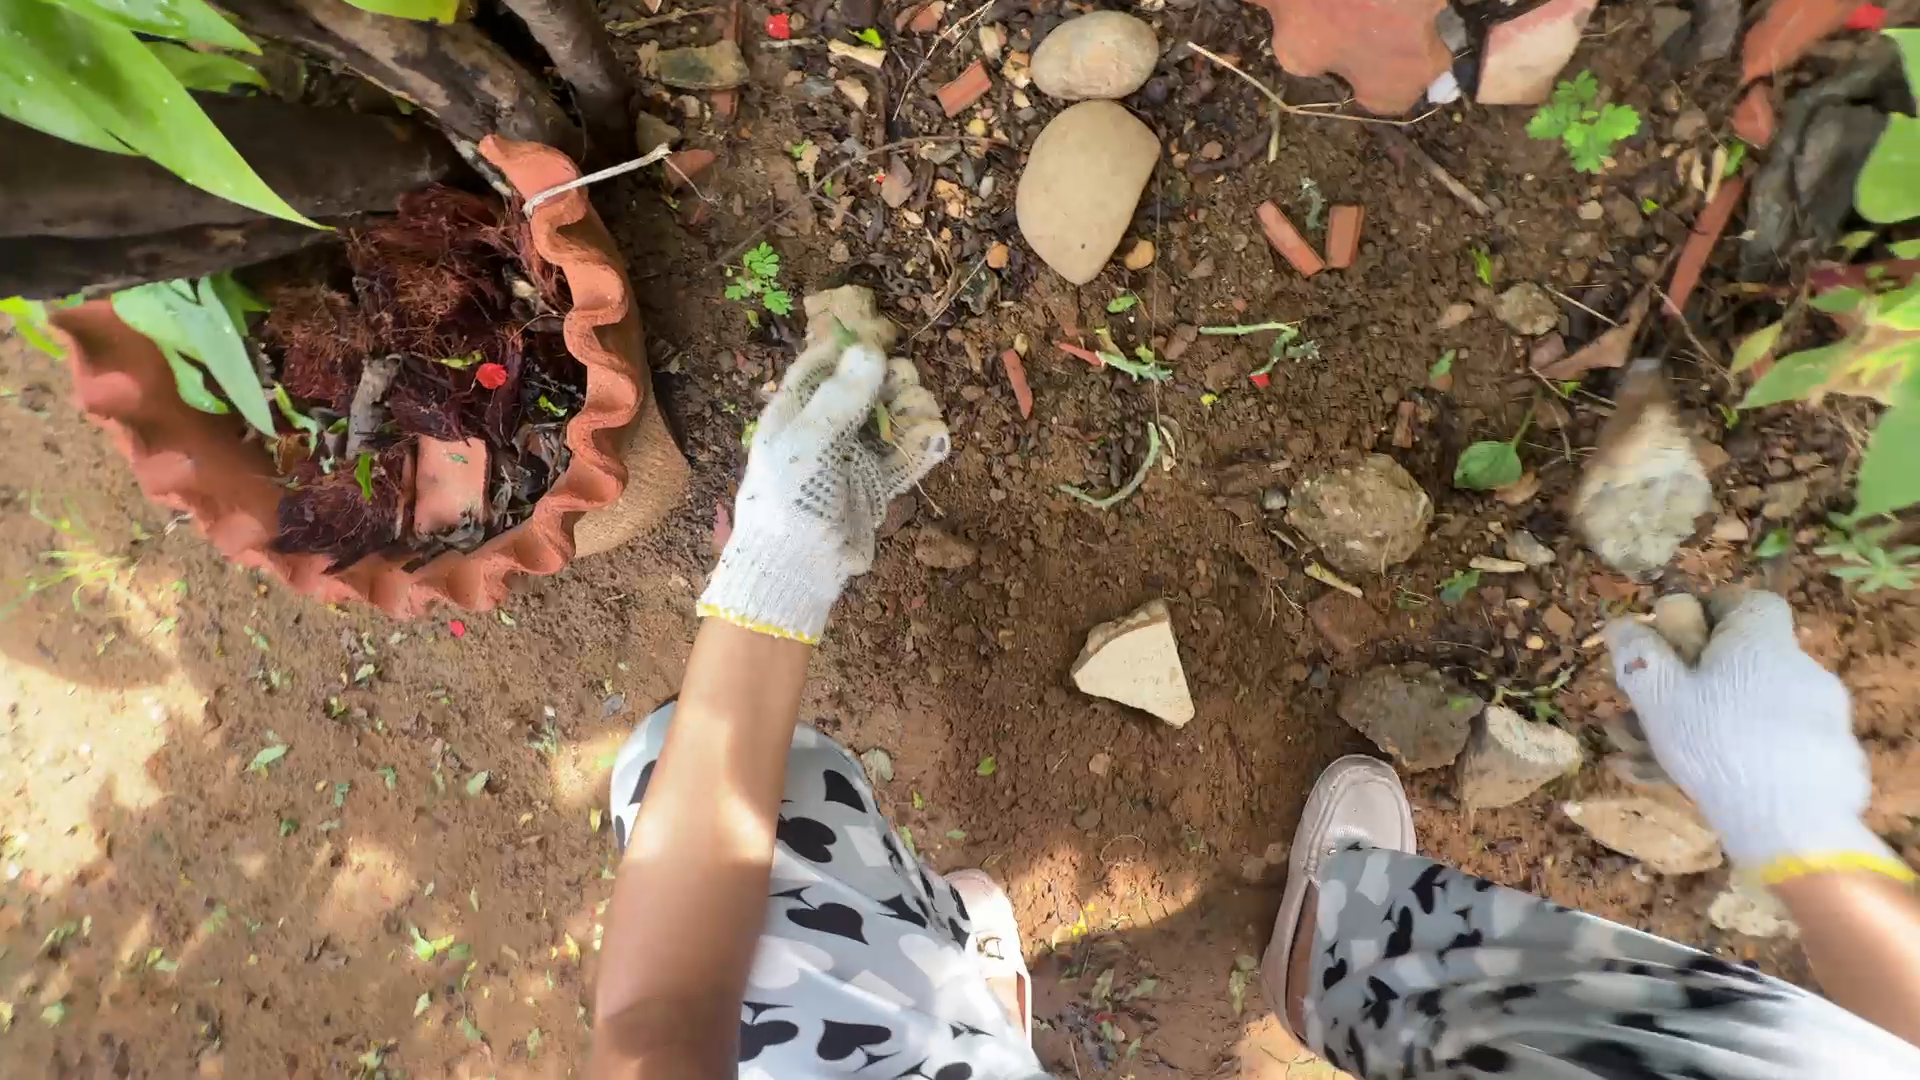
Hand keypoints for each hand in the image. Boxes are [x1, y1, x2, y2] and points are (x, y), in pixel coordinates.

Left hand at [697, 339, 948, 642]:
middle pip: (867, 389)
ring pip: (892, 420)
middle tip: (905, 383)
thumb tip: (871, 350)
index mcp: (796, 411)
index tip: (880, 339)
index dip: (851, 348)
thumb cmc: (790, 497)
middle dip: (891, 381)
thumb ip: (841, 397)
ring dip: (912, 410)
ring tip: (924, 414)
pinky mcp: (877, 482)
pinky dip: (920, 445)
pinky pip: (904, 455)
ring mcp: (854, 456)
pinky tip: (935, 436)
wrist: (798, 565)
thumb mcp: (809, 440)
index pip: (823, 364)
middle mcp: (827, 428)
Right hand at [1604, 589, 1910, 884]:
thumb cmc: (1712, 740)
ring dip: (1688, 716)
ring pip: (1738, 702)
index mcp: (1761, 647)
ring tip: (1634, 749)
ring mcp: (1816, 716)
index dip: (1710, 607)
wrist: (1789, 821)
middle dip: (1681, 676)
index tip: (1672, 630)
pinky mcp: (1822, 755)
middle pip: (1735, 658)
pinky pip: (1758, 735)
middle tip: (1637, 702)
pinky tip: (1668, 773)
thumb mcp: (1654, 691)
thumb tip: (1624, 623)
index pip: (1751, 602)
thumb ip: (1637, 651)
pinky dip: (1717, 744)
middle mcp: (1799, 672)